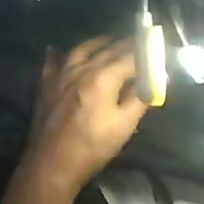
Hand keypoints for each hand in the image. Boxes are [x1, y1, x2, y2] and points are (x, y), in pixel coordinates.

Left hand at [24, 37, 148, 192]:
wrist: (51, 164)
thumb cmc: (92, 146)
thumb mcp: (124, 125)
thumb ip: (140, 98)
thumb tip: (154, 80)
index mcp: (102, 77)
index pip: (129, 58)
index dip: (145, 55)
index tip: (157, 50)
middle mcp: (81, 69)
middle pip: (107, 50)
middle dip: (125, 43)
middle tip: (139, 39)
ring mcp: (60, 76)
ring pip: (80, 50)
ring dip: (97, 42)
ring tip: (108, 39)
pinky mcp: (45, 86)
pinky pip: (52, 63)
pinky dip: (56, 55)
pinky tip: (54, 50)